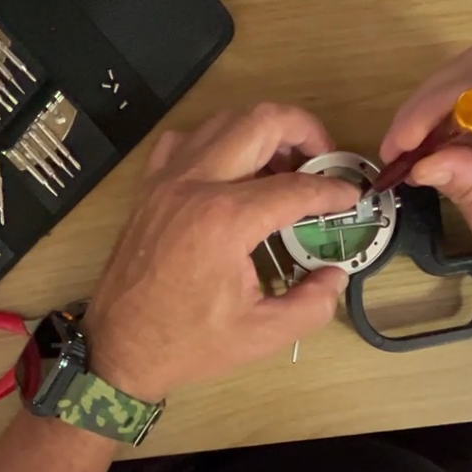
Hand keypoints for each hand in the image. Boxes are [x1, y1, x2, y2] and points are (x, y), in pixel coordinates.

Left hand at [83, 104, 362, 401]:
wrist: (119, 350)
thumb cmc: (186, 345)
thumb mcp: (261, 335)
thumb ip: (312, 304)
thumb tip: (336, 275)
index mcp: (225, 221)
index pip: (296, 187)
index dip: (333, 190)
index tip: (352, 198)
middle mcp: (194, 186)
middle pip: (262, 122)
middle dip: (305, 131)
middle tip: (324, 160)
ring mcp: (166, 181)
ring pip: (224, 121)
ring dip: (262, 132)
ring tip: (284, 165)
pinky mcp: (148, 189)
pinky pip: (186, 140)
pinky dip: (216, 141)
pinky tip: (230, 170)